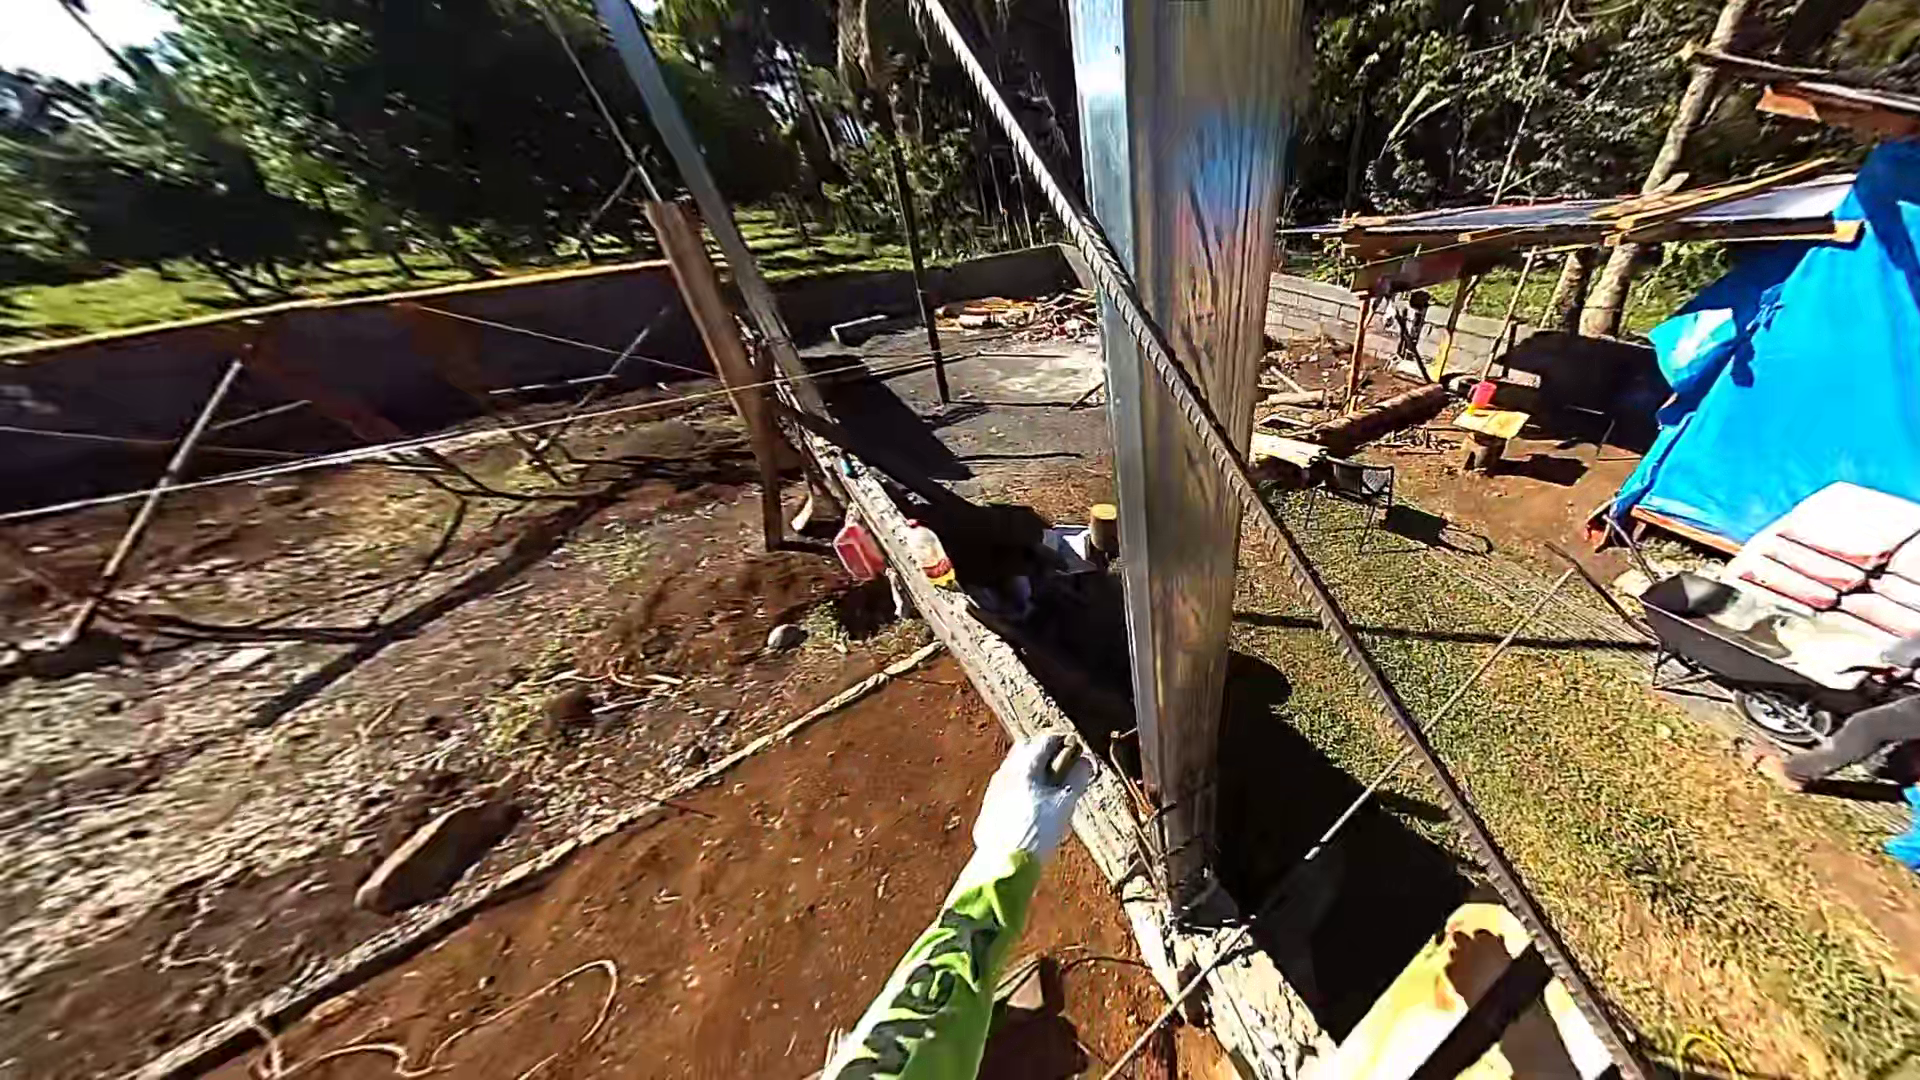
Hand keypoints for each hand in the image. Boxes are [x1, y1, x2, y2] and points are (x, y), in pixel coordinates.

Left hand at [971, 734, 1093, 862]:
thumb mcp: (1065, 804)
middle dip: (1047, 755)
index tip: (1077, 753)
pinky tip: (1032, 810)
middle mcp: (1006, 771)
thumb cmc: (1037, 832)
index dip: (1065, 743)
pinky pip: (1008, 789)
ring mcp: (994, 789)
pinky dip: (1022, 790)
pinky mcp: (989, 807)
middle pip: (1027, 750)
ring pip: (1016, 770)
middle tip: (1064, 770)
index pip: (1046, 740)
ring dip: (1034, 773)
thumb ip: (1077, 778)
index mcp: (1024, 765)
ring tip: (1051, 793)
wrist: (1004, 865)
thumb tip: (1086, 760)